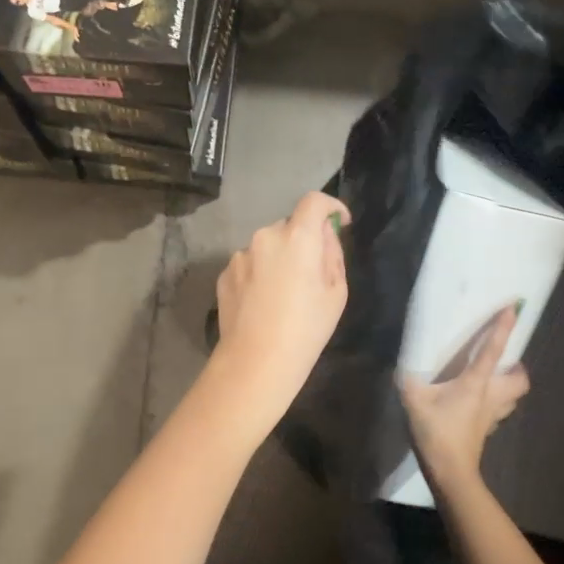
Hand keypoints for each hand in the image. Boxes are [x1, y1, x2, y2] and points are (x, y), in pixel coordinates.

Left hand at [208, 191, 351, 427]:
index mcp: (297, 237)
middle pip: (289, 227)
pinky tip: (262, 304)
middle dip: (302, 242)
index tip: (339, 222)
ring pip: (267, 247)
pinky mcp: (224, 274)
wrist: (256, 361)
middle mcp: (265, 236)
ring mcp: (240, 255)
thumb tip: (325, 235)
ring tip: (283, 296)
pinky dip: (258, 275)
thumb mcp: (336, 292)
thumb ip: (333, 254)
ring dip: (278, 259)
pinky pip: (249, 265)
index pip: (314, 201)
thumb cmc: (306, 329)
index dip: (330, 207)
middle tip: (311, 274)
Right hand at [398, 303, 530, 487]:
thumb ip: (407, 379)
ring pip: (514, 397)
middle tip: (505, 360)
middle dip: (518, 367)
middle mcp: (491, 397)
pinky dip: (496, 403)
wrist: (451, 472)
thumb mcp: (413, 400)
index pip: (493, 350)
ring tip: (494, 378)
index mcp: (476, 383)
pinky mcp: (487, 430)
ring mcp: (492, 416)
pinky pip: (500, 412)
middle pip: (520, 380)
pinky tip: (478, 403)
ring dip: (510, 386)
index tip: (513, 308)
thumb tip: (400, 365)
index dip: (503, 328)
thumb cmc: (436, 432)